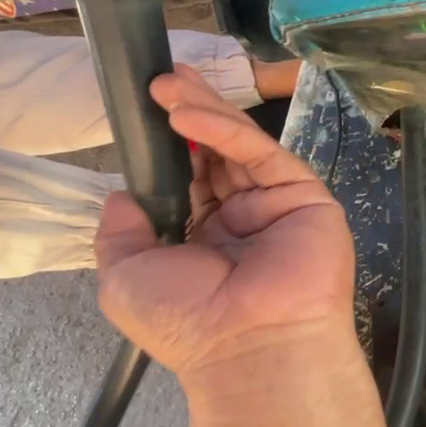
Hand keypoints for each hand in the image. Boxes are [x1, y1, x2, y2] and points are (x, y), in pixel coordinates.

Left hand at [94, 67, 356, 380]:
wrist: (252, 345)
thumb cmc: (189, 321)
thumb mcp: (128, 278)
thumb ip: (123, 233)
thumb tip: (119, 195)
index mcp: (205, 236)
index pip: (190, 178)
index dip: (170, 146)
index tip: (147, 113)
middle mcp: (241, 216)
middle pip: (216, 155)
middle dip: (188, 116)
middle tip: (160, 81)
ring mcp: (276, 205)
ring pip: (241, 149)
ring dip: (205, 113)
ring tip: (168, 85)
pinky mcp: (306, 198)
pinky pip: (266, 158)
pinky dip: (230, 133)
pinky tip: (192, 116)